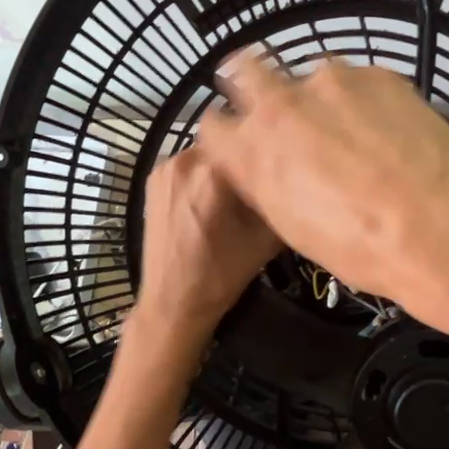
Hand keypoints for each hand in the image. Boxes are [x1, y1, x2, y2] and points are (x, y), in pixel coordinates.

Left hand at [133, 146, 280, 341]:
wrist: (172, 303)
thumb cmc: (220, 276)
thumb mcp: (265, 242)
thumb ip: (280, 203)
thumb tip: (296, 181)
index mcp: (213, 174)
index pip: (252, 145)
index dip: (267, 160)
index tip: (276, 178)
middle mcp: (185, 161)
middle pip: (228, 148)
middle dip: (243, 165)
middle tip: (256, 192)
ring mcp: (164, 169)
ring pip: (206, 157)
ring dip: (221, 172)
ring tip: (233, 201)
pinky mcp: (152, 181)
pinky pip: (187, 169)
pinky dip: (201, 180)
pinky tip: (210, 206)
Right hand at [197, 49, 448, 300]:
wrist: (430, 223)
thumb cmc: (358, 246)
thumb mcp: (294, 227)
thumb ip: (269, 183)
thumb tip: (270, 168)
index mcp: (253, 153)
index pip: (213, 125)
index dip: (226, 129)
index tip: (238, 134)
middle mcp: (280, 106)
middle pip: (245, 69)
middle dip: (253, 81)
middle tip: (278, 105)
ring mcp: (329, 83)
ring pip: (308, 74)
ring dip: (318, 94)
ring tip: (348, 126)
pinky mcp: (374, 73)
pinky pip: (357, 78)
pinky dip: (362, 98)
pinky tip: (384, 127)